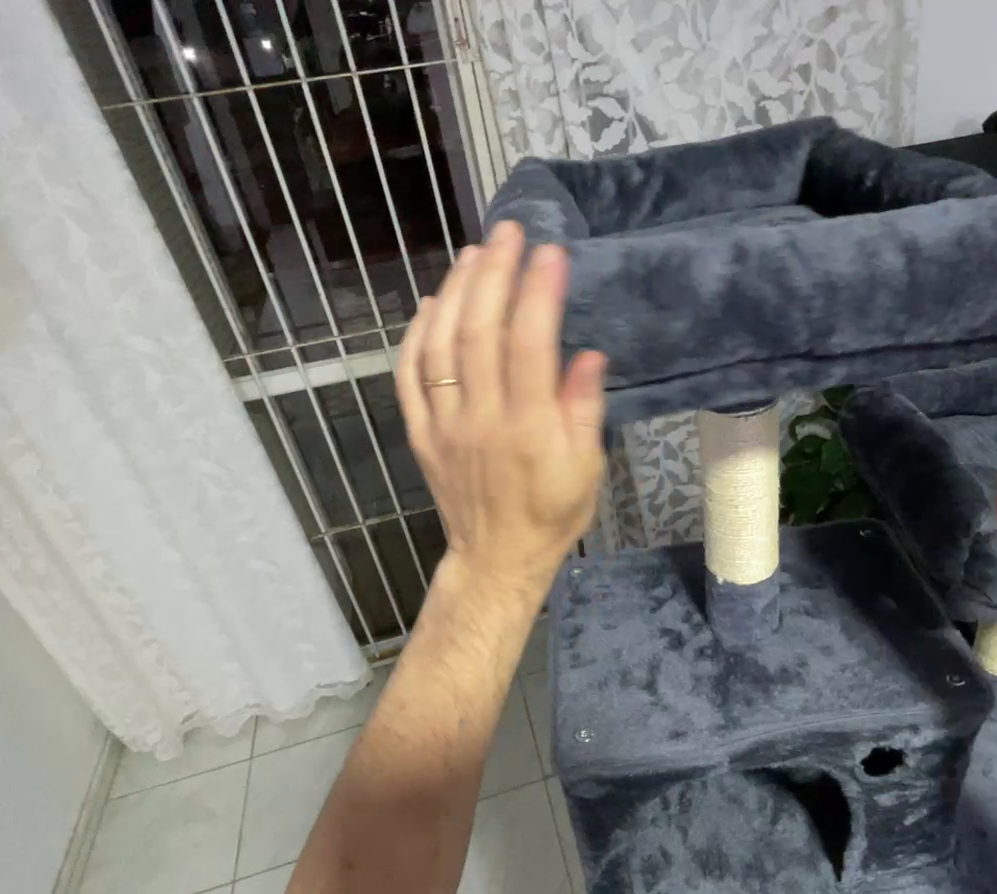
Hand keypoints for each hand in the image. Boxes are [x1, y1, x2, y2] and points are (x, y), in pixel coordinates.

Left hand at [394, 221, 607, 596]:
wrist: (497, 558)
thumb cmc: (552, 514)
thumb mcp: (587, 470)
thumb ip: (583, 411)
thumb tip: (585, 355)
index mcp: (529, 428)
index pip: (530, 345)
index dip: (538, 293)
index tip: (550, 252)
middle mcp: (482, 419)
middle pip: (480, 332)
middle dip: (493, 274)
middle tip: (507, 232)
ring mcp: (445, 425)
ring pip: (440, 346)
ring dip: (455, 293)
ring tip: (473, 255)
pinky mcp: (422, 434)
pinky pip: (409, 378)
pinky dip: (416, 336)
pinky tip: (431, 304)